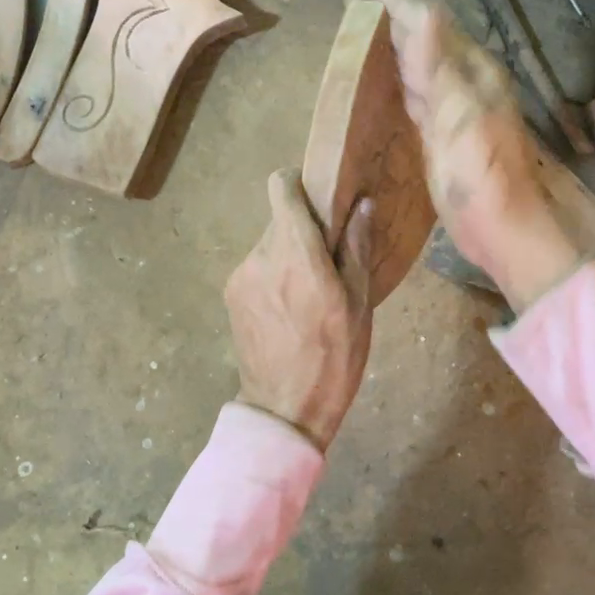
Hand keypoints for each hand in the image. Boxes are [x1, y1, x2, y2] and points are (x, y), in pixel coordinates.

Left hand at [225, 169, 375, 449]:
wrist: (285, 410)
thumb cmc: (335, 357)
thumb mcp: (358, 304)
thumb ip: (356, 247)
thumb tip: (362, 203)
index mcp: (296, 252)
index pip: (282, 188)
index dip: (299, 183)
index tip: (319, 198)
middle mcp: (262, 255)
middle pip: (280, 218)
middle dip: (303, 229)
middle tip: (328, 259)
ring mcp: (241, 275)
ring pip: (269, 244)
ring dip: (288, 254)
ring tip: (309, 293)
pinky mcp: (231, 294)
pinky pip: (256, 267)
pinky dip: (273, 275)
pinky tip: (289, 309)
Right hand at [368, 0, 578, 310]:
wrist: (501, 229)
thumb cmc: (482, 174)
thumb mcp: (460, 116)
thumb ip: (438, 66)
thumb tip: (425, 14)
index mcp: (474, 72)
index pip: (433, 26)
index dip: (402, 6)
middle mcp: (464, 83)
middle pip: (426, 42)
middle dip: (395, 23)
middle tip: (358, 6)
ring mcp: (452, 110)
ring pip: (419, 68)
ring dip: (395, 49)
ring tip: (364, 32)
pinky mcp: (439, 135)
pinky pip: (416, 96)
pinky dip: (399, 81)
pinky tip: (385, 78)